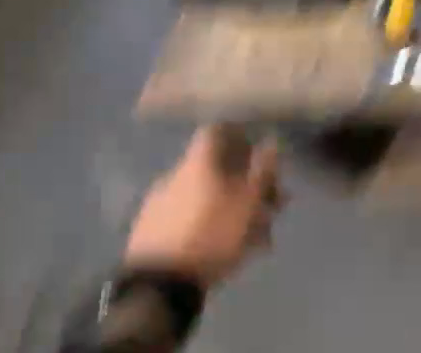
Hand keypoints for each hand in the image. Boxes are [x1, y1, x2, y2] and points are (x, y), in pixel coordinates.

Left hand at [124, 127, 283, 285]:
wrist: (154, 289)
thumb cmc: (211, 235)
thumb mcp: (249, 202)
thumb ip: (262, 169)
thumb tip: (270, 140)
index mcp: (196, 165)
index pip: (214, 131)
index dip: (238, 133)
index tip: (258, 144)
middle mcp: (173, 178)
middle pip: (215, 168)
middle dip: (246, 182)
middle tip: (271, 203)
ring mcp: (157, 206)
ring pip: (206, 196)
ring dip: (233, 208)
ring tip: (257, 235)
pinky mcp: (149, 233)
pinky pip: (189, 218)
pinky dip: (211, 224)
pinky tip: (229, 247)